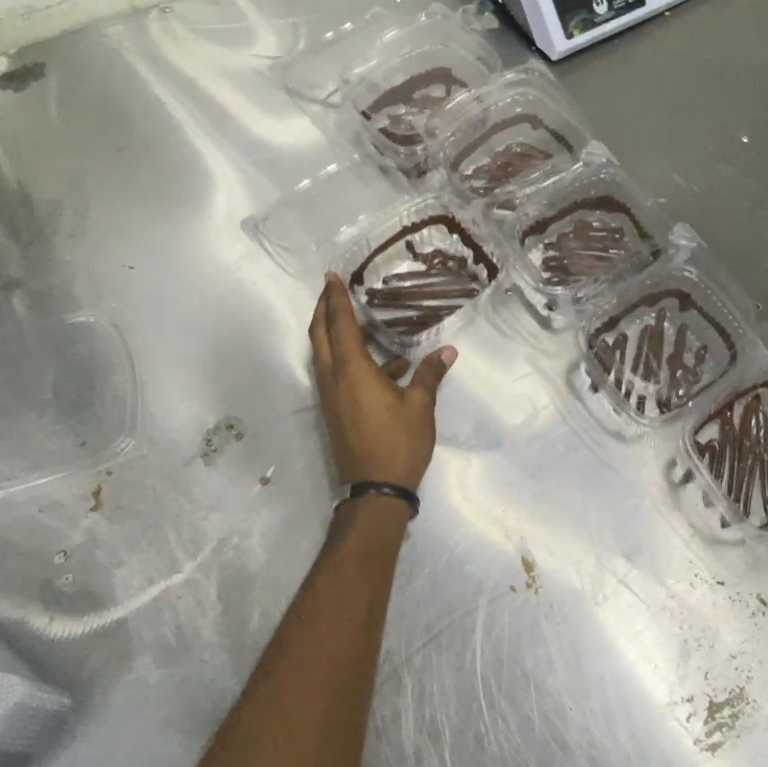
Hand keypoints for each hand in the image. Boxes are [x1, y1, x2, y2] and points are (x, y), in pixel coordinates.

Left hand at [308, 272, 455, 489]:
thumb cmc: (398, 442)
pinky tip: (387, 365)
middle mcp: (333, 379)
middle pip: (320, 336)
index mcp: (352, 370)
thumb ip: (430, 374)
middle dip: (324, 310)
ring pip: (326, 355)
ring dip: (336, 334)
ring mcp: (331, 397)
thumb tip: (447, 351)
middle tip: (332, 290)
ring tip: (363, 321)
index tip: (331, 276)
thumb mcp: (420, 405)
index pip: (339, 324)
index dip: (335, 298)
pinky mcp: (336, 412)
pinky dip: (351, 359)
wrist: (376, 490)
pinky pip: (337, 374)